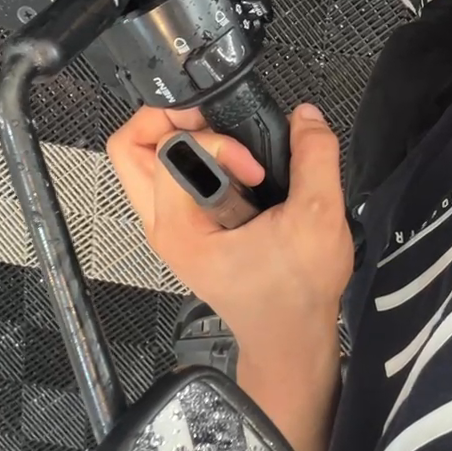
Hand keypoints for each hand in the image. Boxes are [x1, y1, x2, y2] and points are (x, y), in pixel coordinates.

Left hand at [104, 103, 351, 364]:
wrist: (292, 333)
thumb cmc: (296, 292)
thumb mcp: (319, 217)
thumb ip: (316, 158)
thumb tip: (307, 117)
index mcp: (182, 227)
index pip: (171, 149)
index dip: (217, 141)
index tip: (253, 162)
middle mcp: (166, 224)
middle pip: (131, 146)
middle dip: (173, 119)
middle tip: (218, 122)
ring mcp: (174, 224)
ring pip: (148, 157)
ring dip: (186, 135)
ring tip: (234, 144)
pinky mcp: (190, 223)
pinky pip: (172, 171)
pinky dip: (200, 152)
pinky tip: (240, 163)